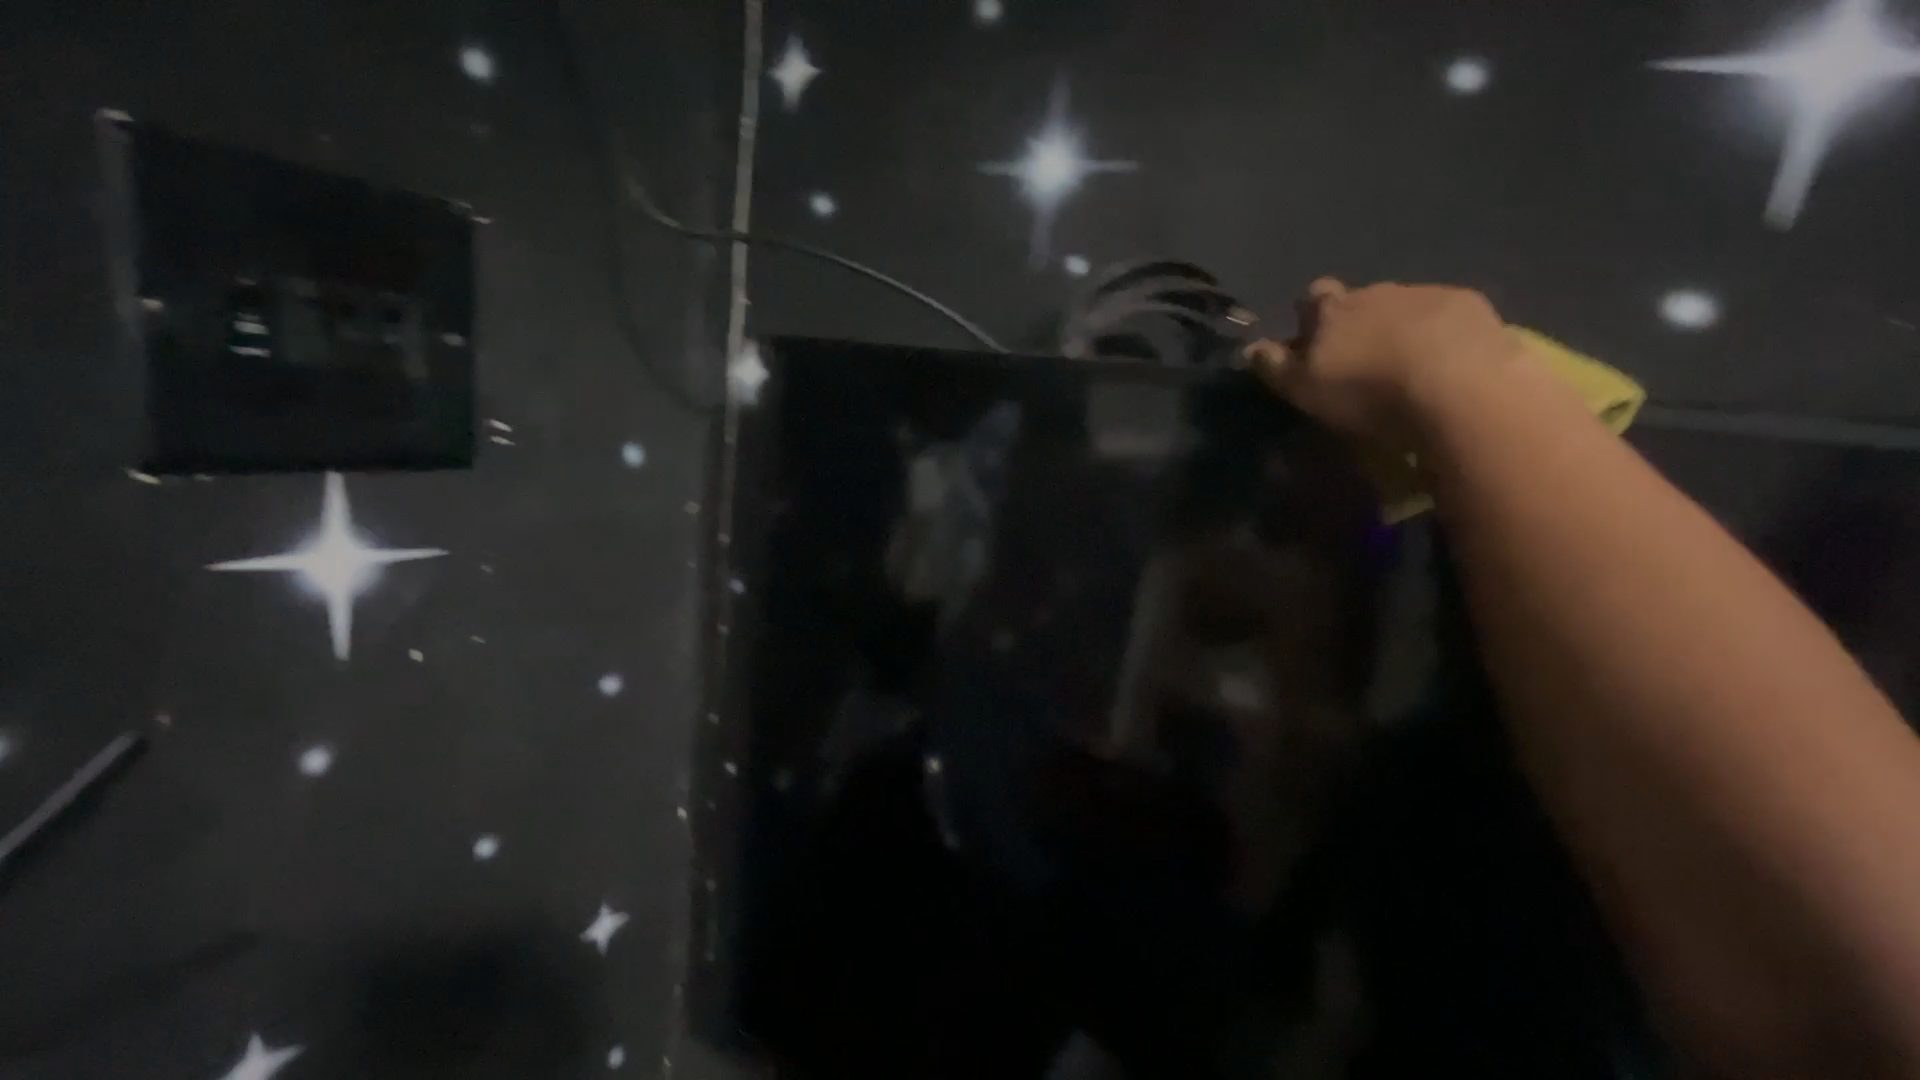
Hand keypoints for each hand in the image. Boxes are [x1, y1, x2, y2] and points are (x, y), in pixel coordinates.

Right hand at [1244, 279, 1525, 438]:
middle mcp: (1375, 291)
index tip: (1315, 342)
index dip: (1311, 316)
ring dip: (1402, 327)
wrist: (1457, 386)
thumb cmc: (1367, 393)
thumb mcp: (1305, 389)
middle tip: (1364, 362)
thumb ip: (1275, 366)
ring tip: (1410, 367)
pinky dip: (1443, 332)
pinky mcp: (1470, 305)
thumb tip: (1249, 348)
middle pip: (1360, 300)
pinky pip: (1447, 314)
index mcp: (1332, 310)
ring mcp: (1425, 293)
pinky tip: (1449, 362)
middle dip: (1359, 323)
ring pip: (1405, 305)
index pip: (1311, 298)